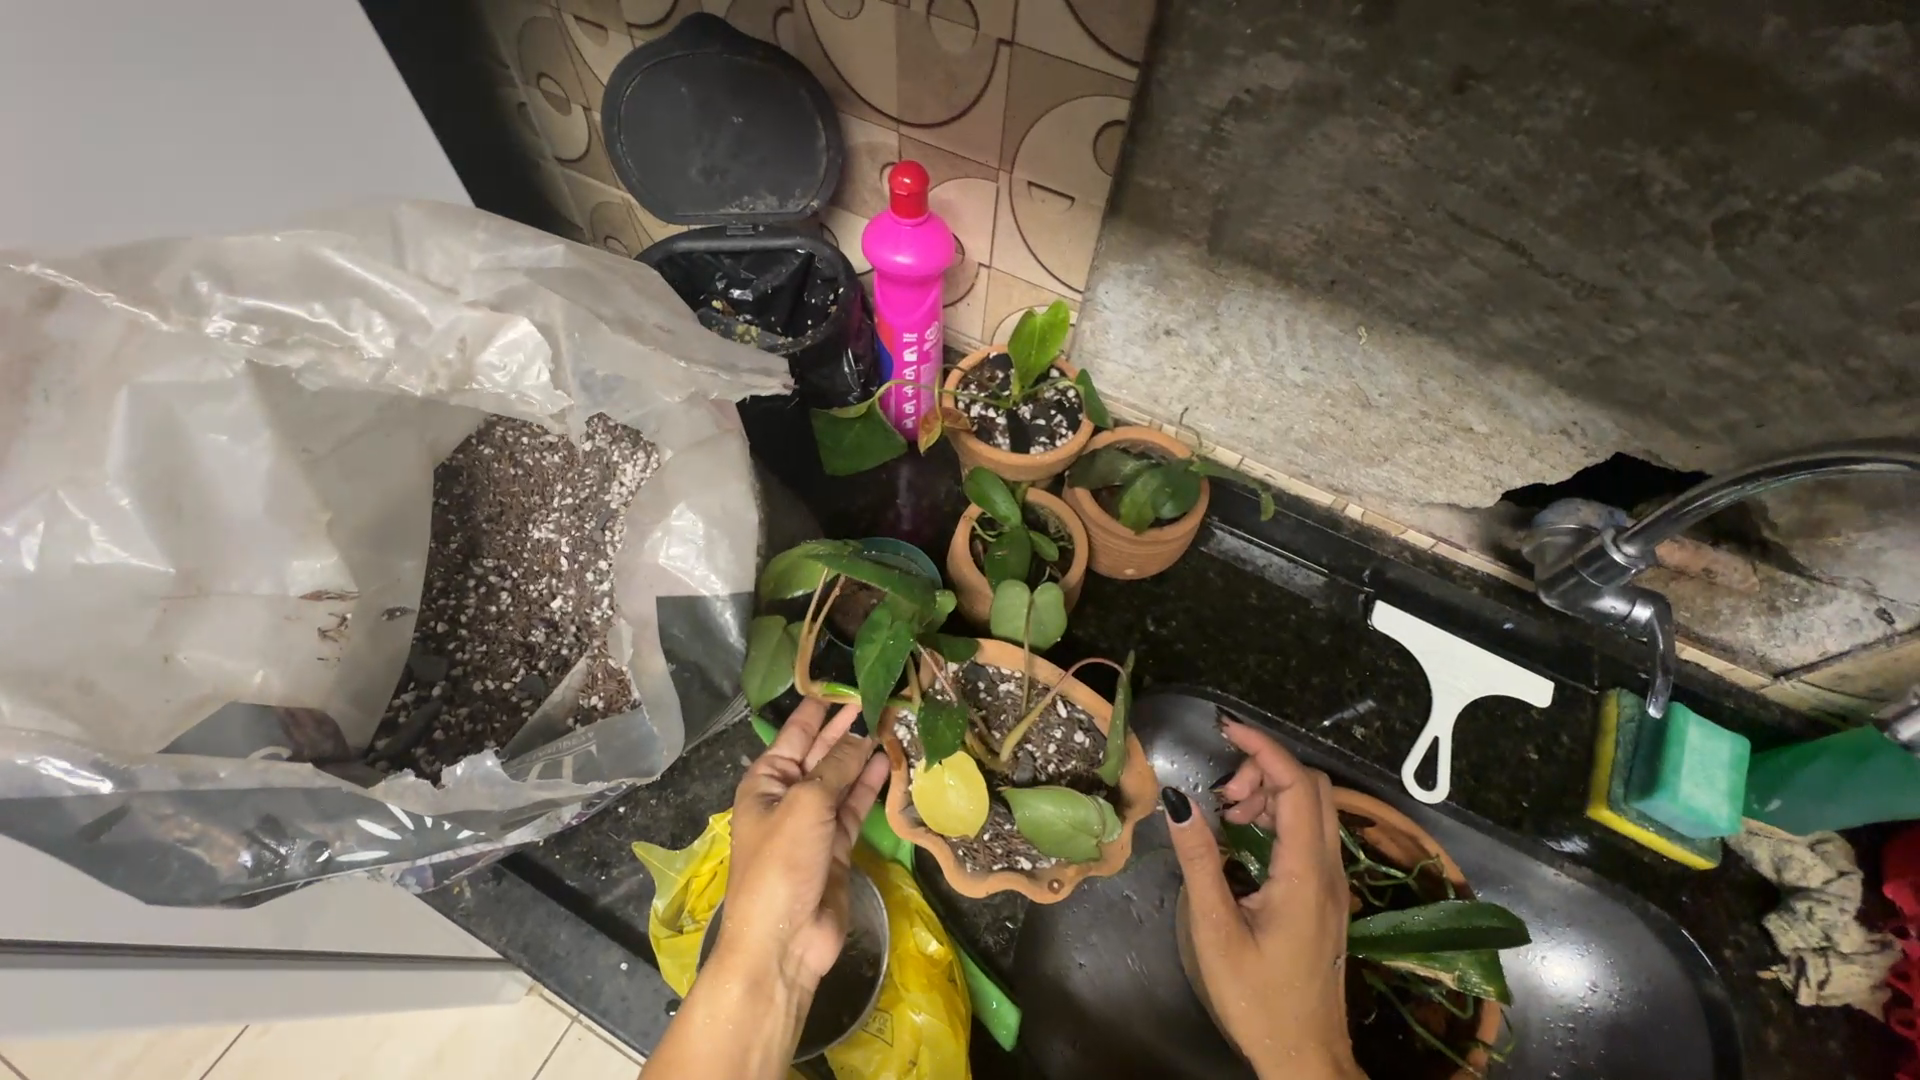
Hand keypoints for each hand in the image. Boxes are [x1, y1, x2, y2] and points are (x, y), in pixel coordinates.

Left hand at [648, 698, 889, 1079]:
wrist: (785, 940)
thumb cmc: (782, 863)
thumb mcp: (807, 805)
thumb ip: (836, 768)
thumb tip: (861, 738)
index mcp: (767, 781)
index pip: (795, 733)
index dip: (818, 709)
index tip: (843, 685)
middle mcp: (789, 795)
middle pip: (820, 752)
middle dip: (845, 728)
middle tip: (876, 700)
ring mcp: (814, 821)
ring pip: (842, 778)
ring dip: (862, 755)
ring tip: (891, 725)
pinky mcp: (837, 844)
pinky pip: (854, 805)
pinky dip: (869, 785)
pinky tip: (887, 763)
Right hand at [1165, 718, 1364, 1079]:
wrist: (1305, 1057)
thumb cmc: (1257, 998)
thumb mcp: (1215, 929)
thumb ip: (1199, 861)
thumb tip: (1178, 800)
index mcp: (1305, 874)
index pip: (1296, 785)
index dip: (1263, 748)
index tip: (1227, 730)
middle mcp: (1329, 869)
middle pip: (1311, 787)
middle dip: (1264, 768)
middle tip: (1220, 793)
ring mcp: (1332, 882)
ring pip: (1313, 806)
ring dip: (1270, 792)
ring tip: (1226, 814)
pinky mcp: (1324, 893)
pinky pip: (1309, 831)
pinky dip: (1277, 815)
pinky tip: (1244, 836)